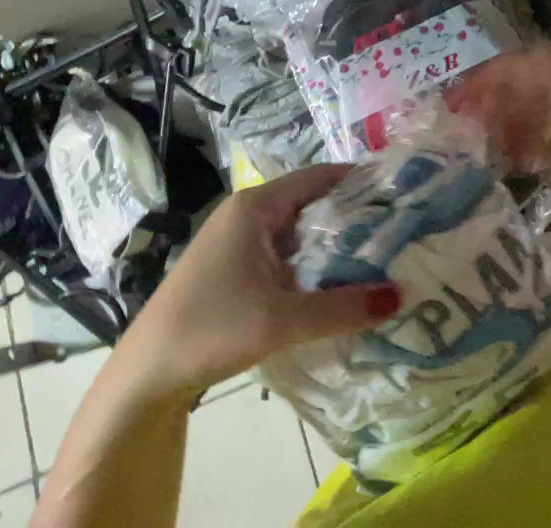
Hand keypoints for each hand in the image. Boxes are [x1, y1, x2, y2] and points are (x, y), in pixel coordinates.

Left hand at [112, 164, 401, 402]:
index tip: (405, 194)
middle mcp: (249, 213)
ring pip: (303, 231)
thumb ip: (343, 308)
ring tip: (386, 256)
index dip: (363, 181)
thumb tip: (401, 295)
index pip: (322, 176)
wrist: (146, 375)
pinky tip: (344, 285)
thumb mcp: (281, 320)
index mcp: (256, 206)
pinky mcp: (238, 268)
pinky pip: (290, 254)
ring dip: (339, 243)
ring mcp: (241, 241)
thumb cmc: (209, 330)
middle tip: (404, 230)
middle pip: (315, 202)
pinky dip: (318, 263)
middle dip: (357, 215)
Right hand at [444, 47, 550, 183]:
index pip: (509, 68)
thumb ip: (532, 143)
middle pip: (521, 79)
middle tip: (469, 129)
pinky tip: (529, 152)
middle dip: (493, 103)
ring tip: (495, 146)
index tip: (454, 105)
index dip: (478, 85)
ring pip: (539, 94)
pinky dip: (539, 125)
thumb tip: (495, 144)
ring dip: (515, 116)